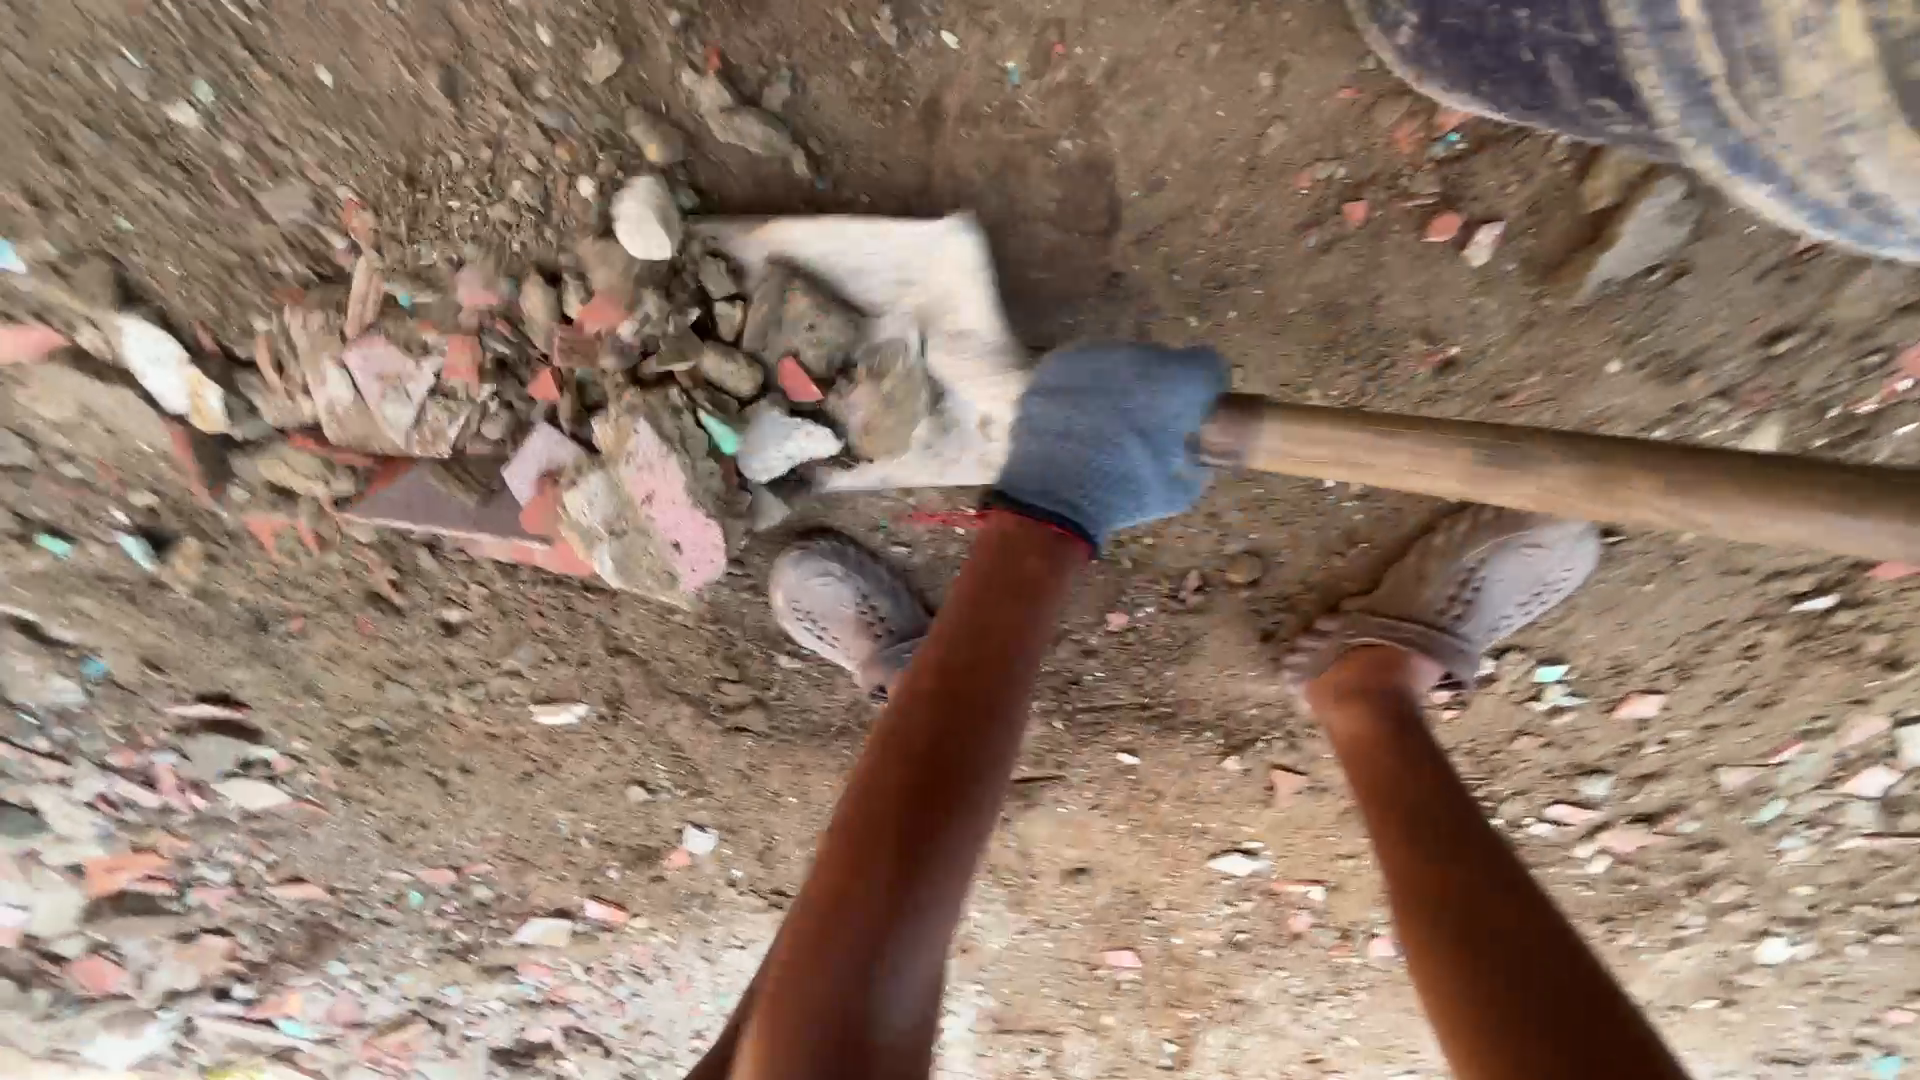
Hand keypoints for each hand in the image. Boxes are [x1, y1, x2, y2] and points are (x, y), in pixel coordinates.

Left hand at [990, 342, 1227, 548]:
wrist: (1055, 495)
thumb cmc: (1124, 495)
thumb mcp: (1178, 491)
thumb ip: (1196, 462)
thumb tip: (1192, 451)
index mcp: (1178, 380)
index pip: (1207, 366)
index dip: (1203, 390)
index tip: (1192, 412)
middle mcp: (1139, 355)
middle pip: (1160, 362)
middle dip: (1157, 388)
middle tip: (1143, 424)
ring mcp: (1094, 355)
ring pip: (1117, 363)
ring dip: (1118, 386)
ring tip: (1103, 425)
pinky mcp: (1057, 363)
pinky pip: (1080, 370)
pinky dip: (1081, 389)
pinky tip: (1074, 419)